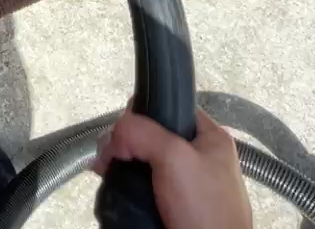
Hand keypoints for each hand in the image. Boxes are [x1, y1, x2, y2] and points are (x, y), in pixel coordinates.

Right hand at [95, 108, 251, 228]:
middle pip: (150, 133)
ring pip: (142, 159)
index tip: (125, 128)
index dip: (143, 111)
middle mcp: (199, 157)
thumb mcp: (173, 156)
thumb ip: (139, 131)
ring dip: (119, 162)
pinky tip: (108, 182)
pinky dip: (122, 181)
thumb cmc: (204, 209)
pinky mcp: (172, 206)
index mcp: (211, 138)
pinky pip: (142, 183)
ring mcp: (186, 185)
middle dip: (124, 141)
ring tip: (103, 170)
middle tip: (110, 154)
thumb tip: (112, 138)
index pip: (169, 106)